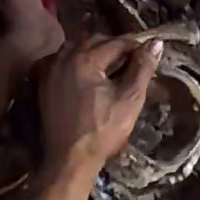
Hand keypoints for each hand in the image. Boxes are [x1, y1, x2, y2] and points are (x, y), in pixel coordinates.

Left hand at [37, 35, 163, 175]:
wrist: (70, 159)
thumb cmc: (103, 130)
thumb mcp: (130, 98)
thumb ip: (142, 67)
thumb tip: (156, 43)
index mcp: (85, 59)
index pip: (116, 42)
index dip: (135, 46)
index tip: (147, 54)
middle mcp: (64, 58)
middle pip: (95, 40)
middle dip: (114, 46)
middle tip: (132, 59)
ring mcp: (51, 70)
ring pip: (76, 47)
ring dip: (94, 50)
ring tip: (111, 63)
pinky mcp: (43, 83)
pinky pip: (61, 59)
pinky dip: (75, 59)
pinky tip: (84, 70)